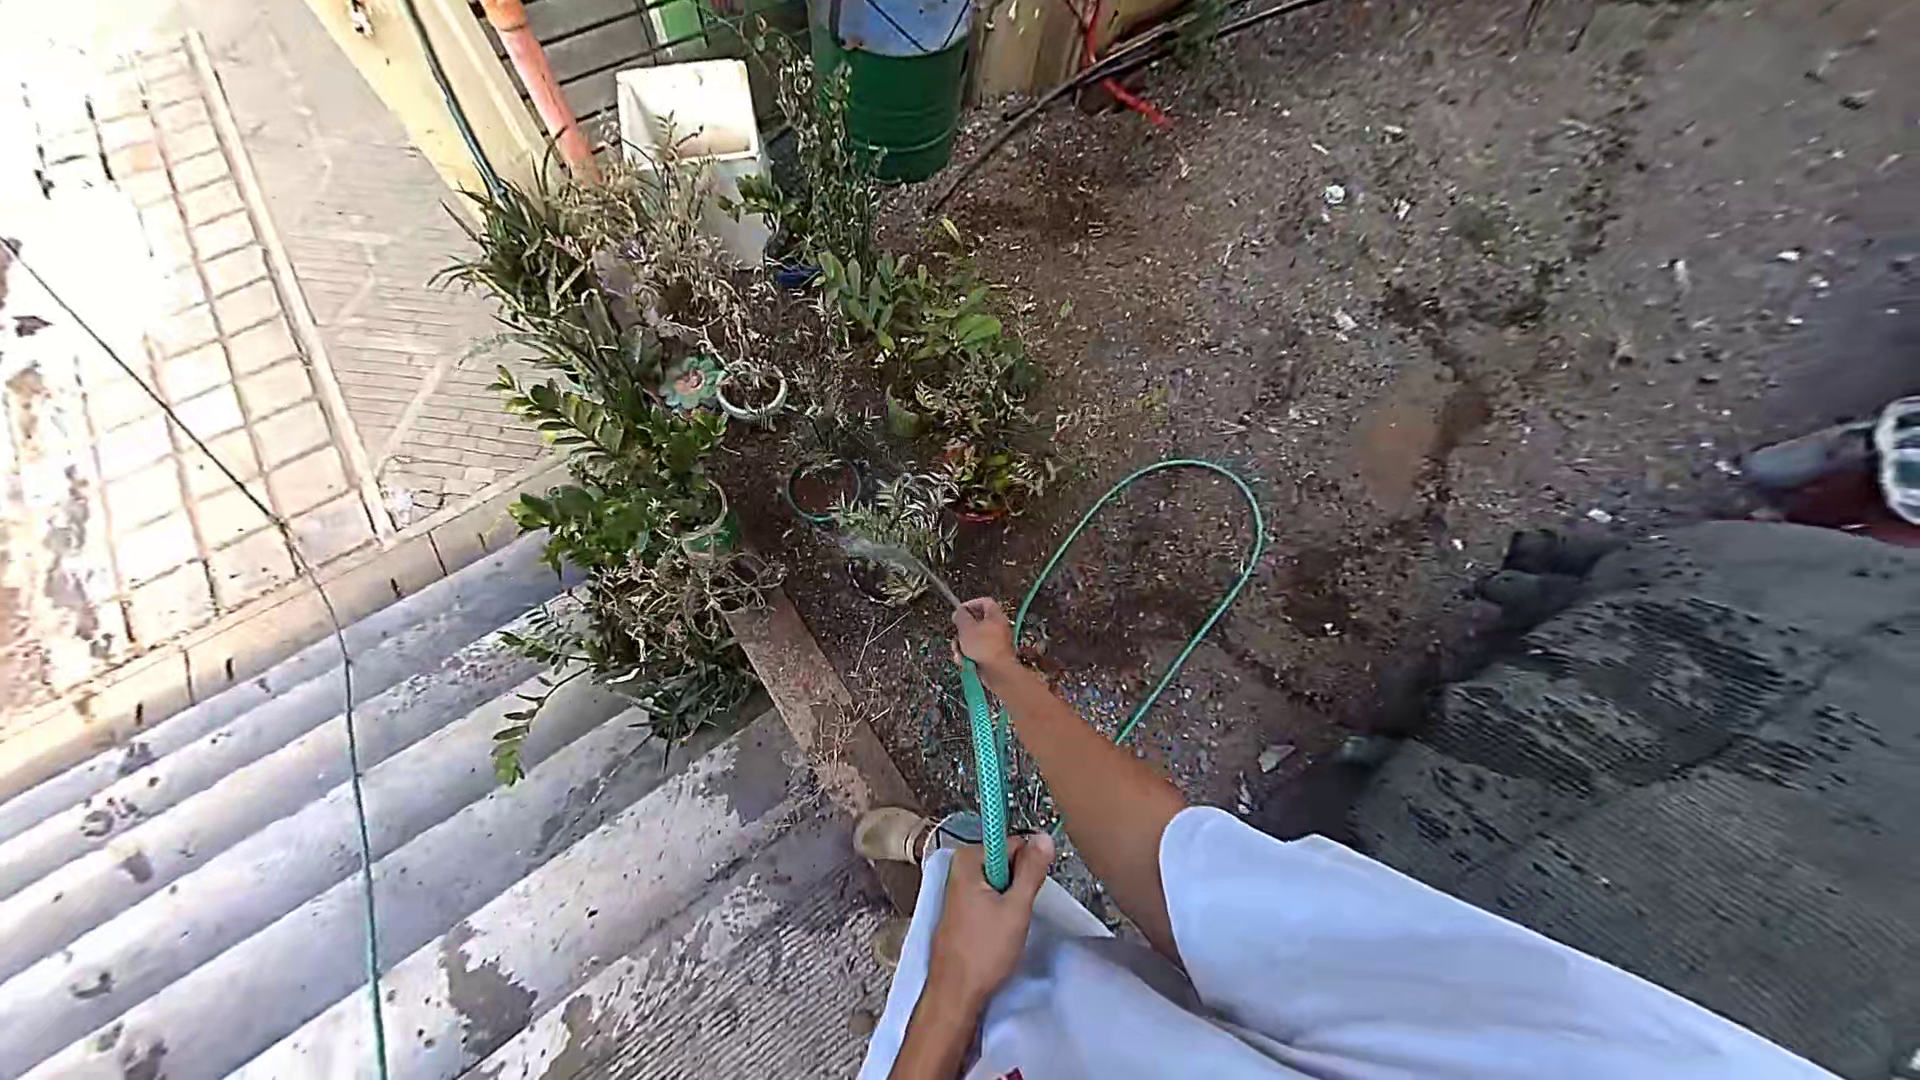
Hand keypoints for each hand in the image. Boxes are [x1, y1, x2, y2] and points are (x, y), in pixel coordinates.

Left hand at [925, 833, 1054, 1007]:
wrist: (955, 995)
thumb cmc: (984, 952)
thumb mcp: (1016, 908)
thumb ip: (1032, 870)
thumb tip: (1044, 837)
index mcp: (968, 858)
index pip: (1013, 844)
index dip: (1026, 868)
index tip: (1025, 893)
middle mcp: (960, 867)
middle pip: (1006, 862)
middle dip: (1017, 885)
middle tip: (1015, 913)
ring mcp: (959, 887)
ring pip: (1001, 882)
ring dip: (1010, 901)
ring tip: (1006, 925)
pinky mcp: (962, 907)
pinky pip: (991, 896)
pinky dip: (1000, 910)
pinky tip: (998, 931)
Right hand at [951, 598, 1018, 677]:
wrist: (998, 672)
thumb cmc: (983, 646)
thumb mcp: (966, 627)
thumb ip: (960, 616)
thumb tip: (959, 612)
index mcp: (995, 616)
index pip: (984, 602)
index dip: (970, 604)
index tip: (959, 612)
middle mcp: (998, 627)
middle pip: (976, 622)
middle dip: (962, 630)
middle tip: (956, 634)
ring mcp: (995, 642)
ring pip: (974, 639)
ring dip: (962, 645)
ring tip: (958, 652)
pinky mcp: (992, 656)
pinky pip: (977, 651)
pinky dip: (968, 655)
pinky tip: (963, 661)